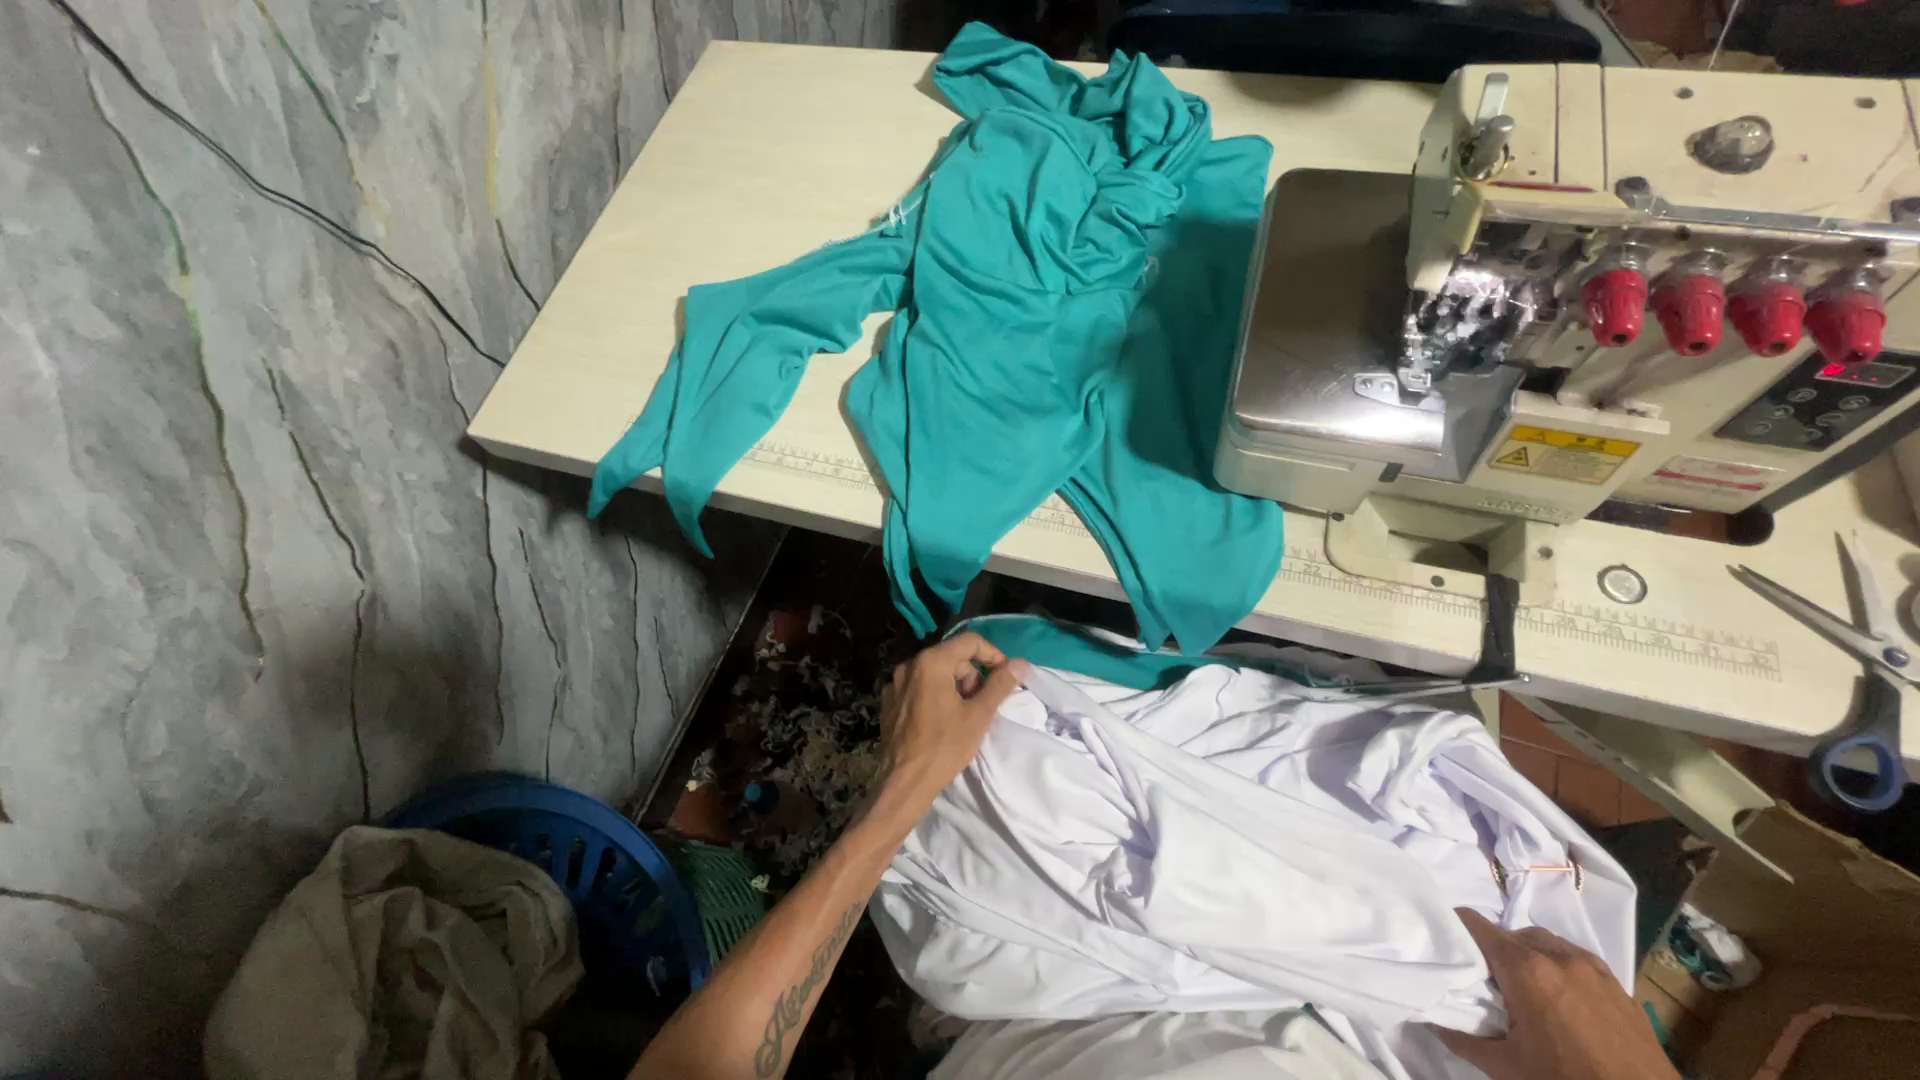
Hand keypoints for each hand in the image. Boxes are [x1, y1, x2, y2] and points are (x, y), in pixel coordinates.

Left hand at [877, 633, 1029, 804]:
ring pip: (934, 672)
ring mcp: (895, 683)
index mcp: (931, 662)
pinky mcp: (889, 701)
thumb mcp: (979, 715)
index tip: (1005, 675)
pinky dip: (934, 695)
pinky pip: (918, 687)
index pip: (969, 642)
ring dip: (954, 686)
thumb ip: (1000, 684)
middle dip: (971, 676)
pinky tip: (941, 720)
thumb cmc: (945, 746)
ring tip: (962, 715)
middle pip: (951, 657)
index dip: (992, 655)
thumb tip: (1021, 664)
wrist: (905, 782)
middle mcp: (909, 665)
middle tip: (981, 704)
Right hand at [1429, 909, 1679, 1079]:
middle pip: (1509, 933)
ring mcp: (1591, 967)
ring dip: (1526, 955)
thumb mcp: (1506, 1068)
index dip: (1455, 929)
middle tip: (1484, 982)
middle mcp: (1556, 955)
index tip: (1446, 947)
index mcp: (1524, 968)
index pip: (1475, 924)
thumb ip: (1462, 1039)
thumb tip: (1430, 1019)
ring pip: (1543, 941)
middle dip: (1491, 950)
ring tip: (1523, 990)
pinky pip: (1574, 957)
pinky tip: (1560, 999)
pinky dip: (1557, 966)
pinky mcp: (1617, 983)